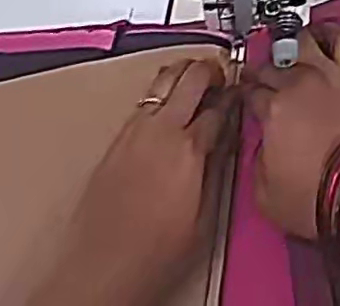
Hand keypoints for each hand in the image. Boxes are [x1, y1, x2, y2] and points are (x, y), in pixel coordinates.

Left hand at [31, 58, 235, 305]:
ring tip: (196, 81)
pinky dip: (163, 89)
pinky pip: (146, 97)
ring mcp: (137, 128)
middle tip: (221, 77)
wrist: (101, 269)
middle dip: (212, 70)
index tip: (238, 96)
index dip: (233, 97)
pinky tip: (169, 104)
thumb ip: (217, 170)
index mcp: (189, 150)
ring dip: (186, 71)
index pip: (219, 106)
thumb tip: (226, 141)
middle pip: (193, 76)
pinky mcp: (118, 136)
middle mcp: (162, 130)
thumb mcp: (203, 218)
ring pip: (166, 76)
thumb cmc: (153, 253)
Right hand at [244, 26, 339, 238]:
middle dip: (260, 71)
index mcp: (271, 108)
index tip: (244, 96)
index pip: (250, 91)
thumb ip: (258, 158)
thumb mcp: (264, 189)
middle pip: (270, 65)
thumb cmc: (316, 192)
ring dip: (291, 43)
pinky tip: (324, 34)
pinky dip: (330, 33)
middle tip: (257, 76)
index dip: (244, 93)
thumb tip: (263, 148)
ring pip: (300, 41)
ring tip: (287, 46)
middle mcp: (295, 84)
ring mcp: (322, 75)